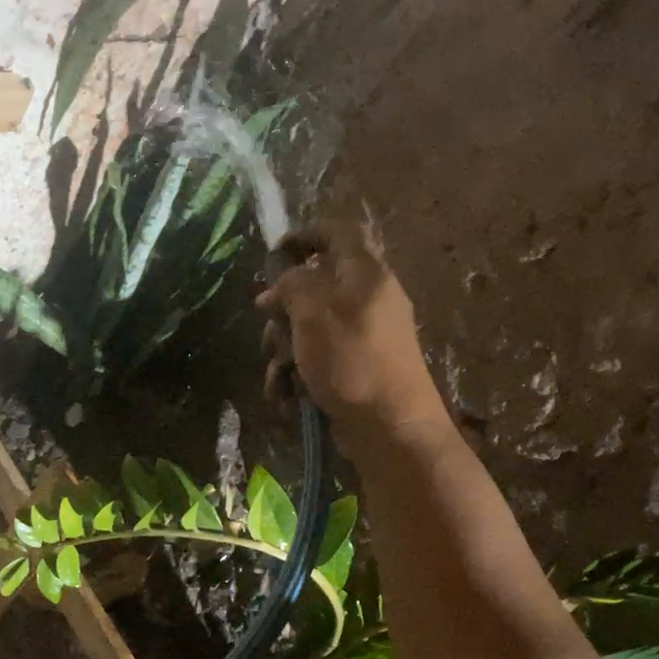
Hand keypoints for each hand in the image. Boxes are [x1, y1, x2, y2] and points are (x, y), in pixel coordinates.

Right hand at [256, 220, 447, 435]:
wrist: (390, 426)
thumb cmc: (351, 363)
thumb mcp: (313, 316)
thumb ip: (292, 286)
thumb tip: (280, 280)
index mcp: (366, 275)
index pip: (339, 232)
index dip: (306, 234)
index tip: (274, 253)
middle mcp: (368, 299)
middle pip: (316, 286)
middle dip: (284, 309)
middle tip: (268, 327)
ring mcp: (364, 335)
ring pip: (310, 327)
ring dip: (285, 349)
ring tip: (278, 375)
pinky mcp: (357, 367)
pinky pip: (319, 358)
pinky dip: (298, 374)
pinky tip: (285, 396)